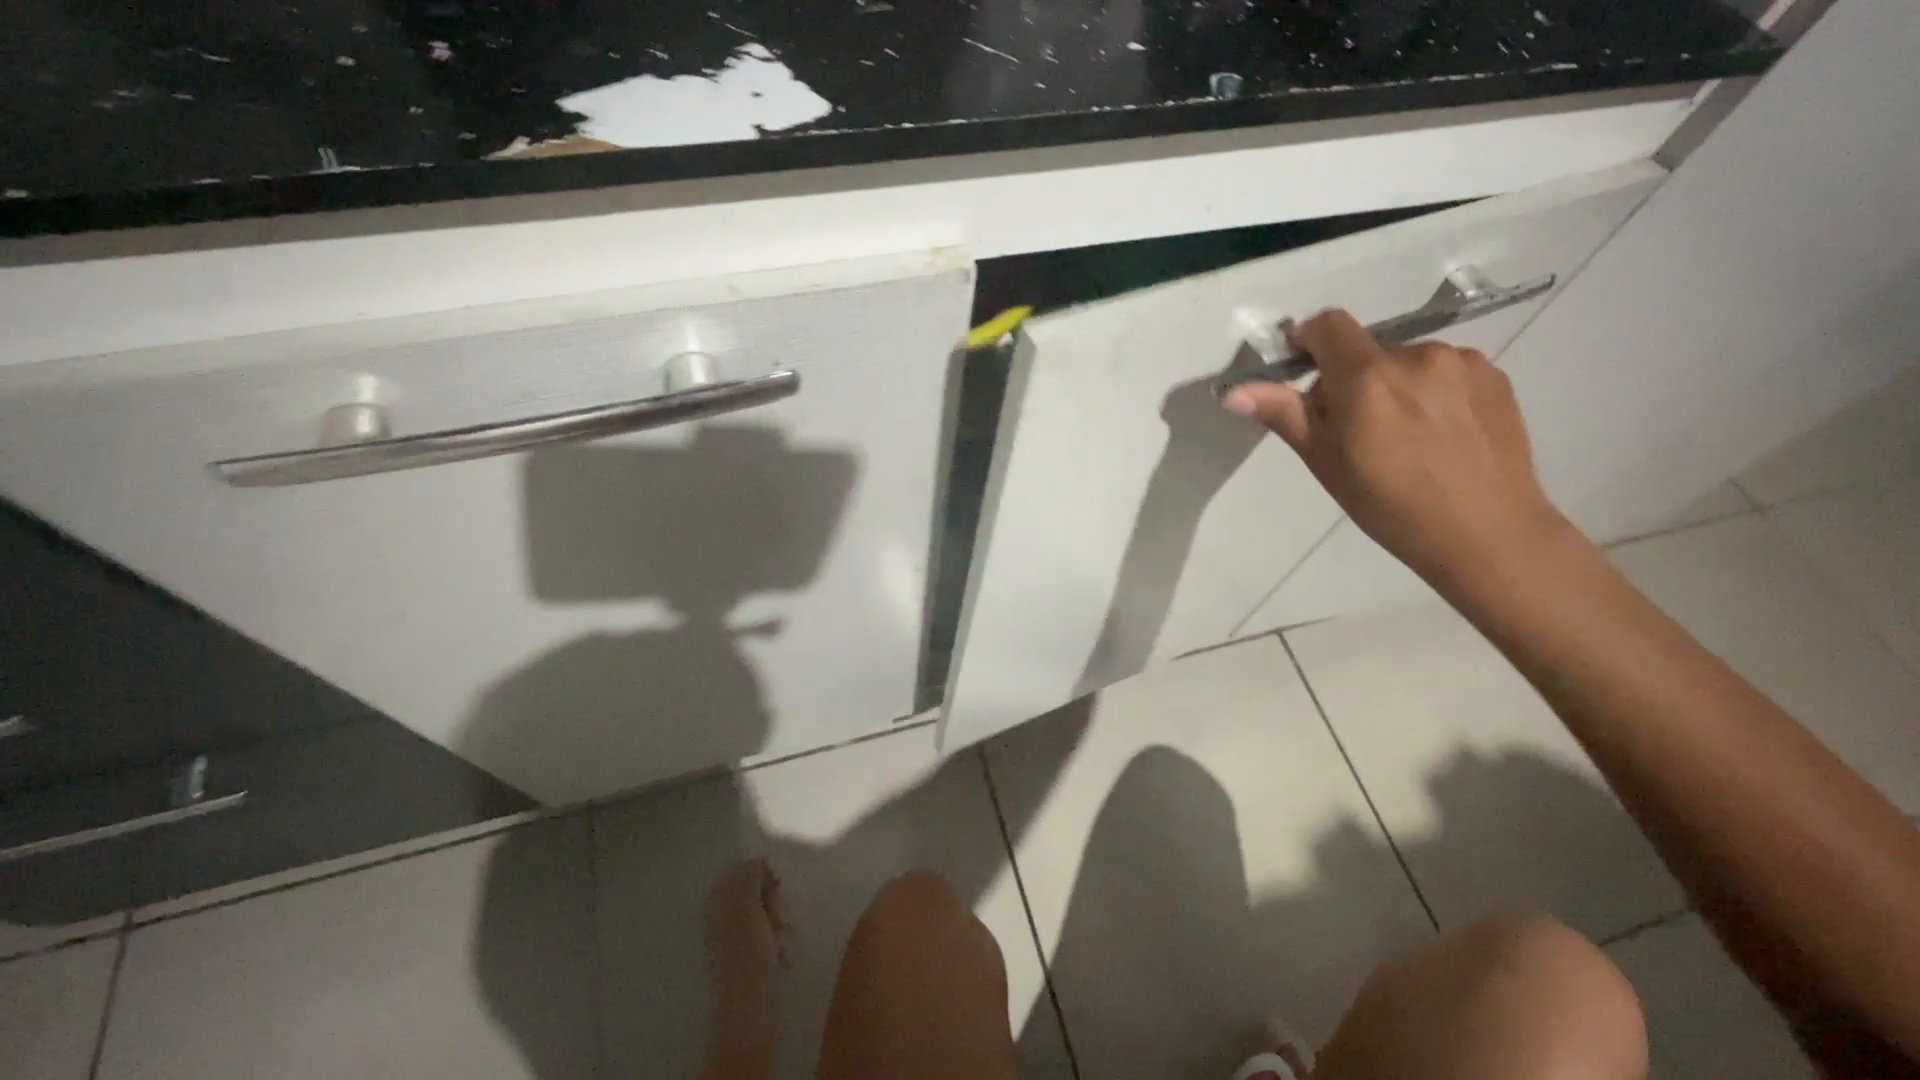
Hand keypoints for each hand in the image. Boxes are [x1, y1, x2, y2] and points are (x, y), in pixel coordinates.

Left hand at [702, 858, 789, 1056]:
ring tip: (786, 941)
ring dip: (780, 922)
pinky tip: (783, 956)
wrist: (747, 1011)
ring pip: (765, 913)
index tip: (780, 887)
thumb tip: (755, 859)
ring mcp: (730, 936)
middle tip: (783, 918)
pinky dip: (778, 942)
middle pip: (757, 889)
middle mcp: (718, 913)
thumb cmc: (748, 954)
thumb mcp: (748, 905)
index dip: (766, 873)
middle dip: (776, 901)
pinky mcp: (743, 957)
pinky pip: (767, 935)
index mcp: (716, 897)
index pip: (743, 866)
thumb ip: (749, 874)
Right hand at [1221, 309, 1575, 586]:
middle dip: (1354, 380)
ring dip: (1396, 387)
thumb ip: (1285, 415)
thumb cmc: (1391, 506)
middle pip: (1368, 350)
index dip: (1309, 342)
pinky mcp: (1495, 376)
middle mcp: (1416, 355)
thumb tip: (1235, 392)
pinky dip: (1434, 394)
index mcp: (1367, 376)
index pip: (1328, 325)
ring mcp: (1462, 362)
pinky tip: (1441, 437)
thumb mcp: (1326, 463)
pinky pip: (1448, 372)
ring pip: (1409, 363)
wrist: (1486, 533)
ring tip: (1407, 439)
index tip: (1306, 374)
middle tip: (1357, 432)